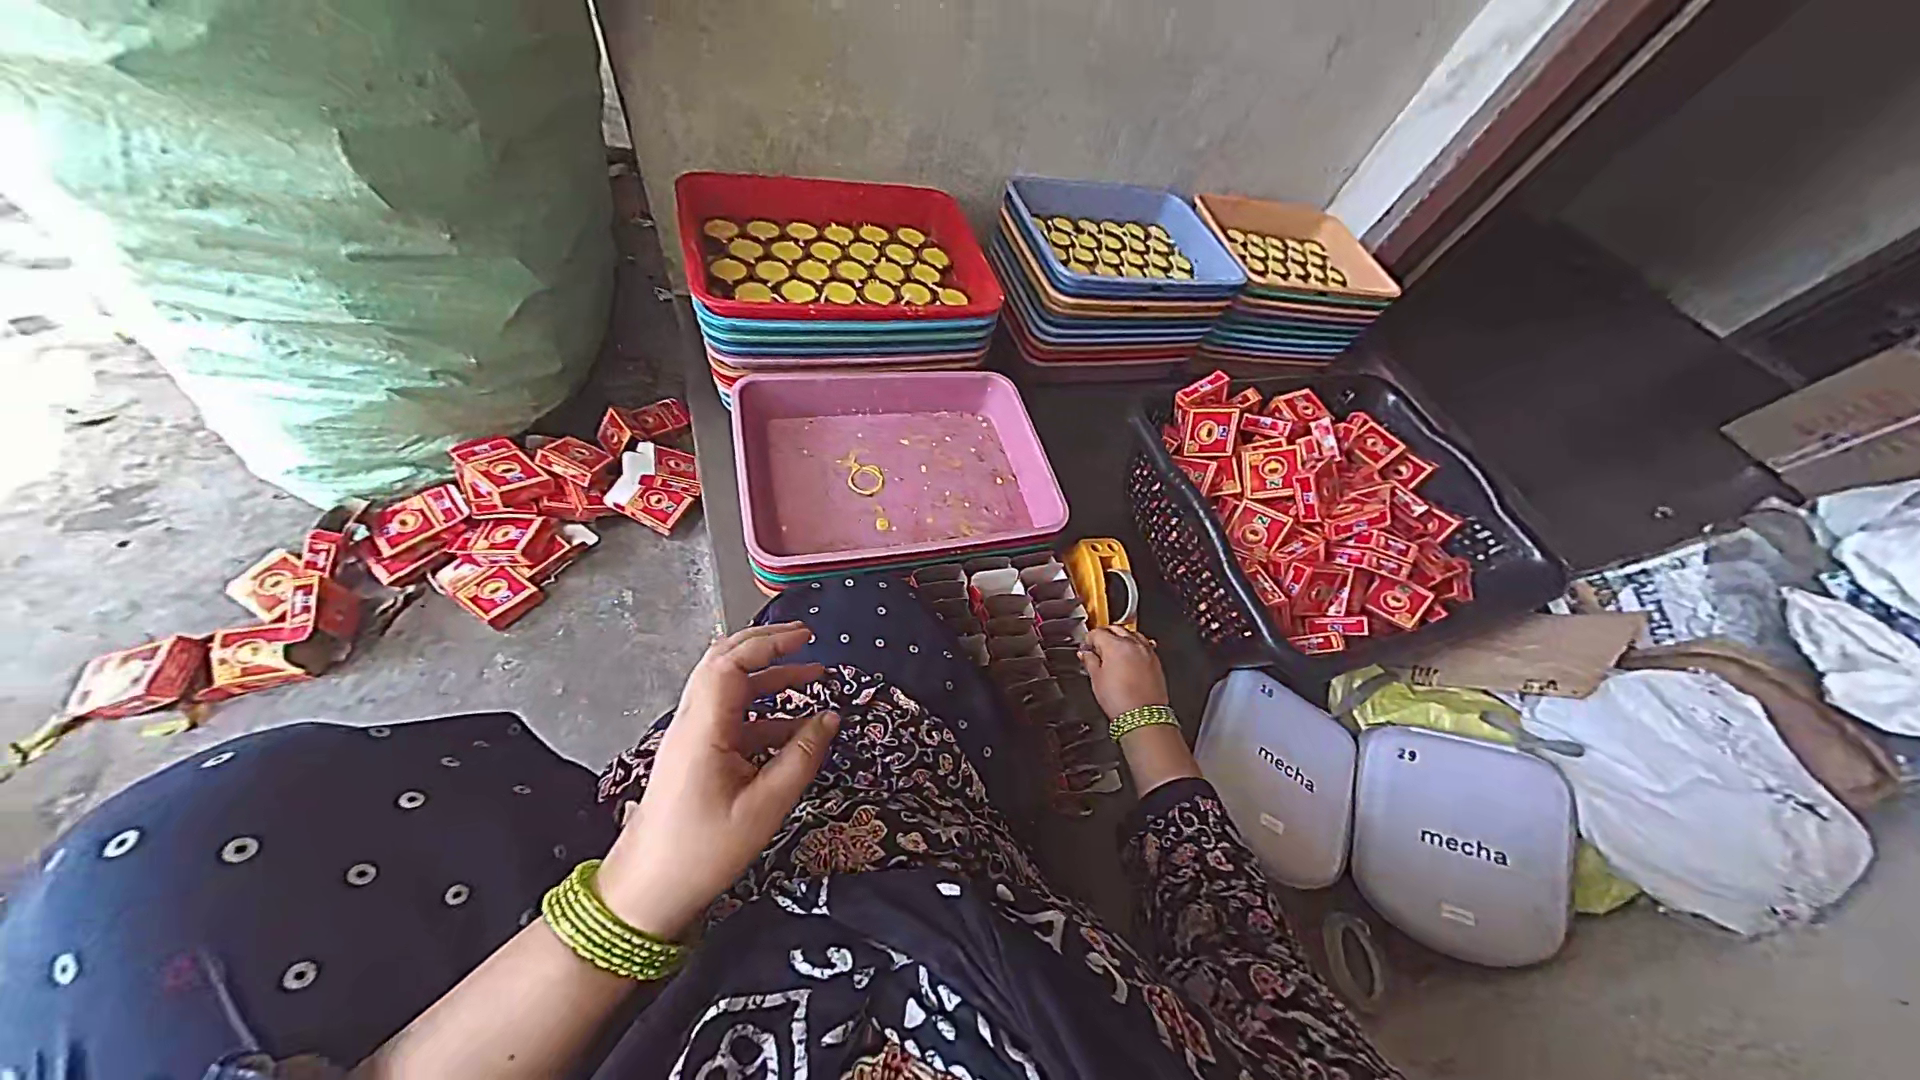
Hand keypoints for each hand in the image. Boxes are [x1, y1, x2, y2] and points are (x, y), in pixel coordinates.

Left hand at [595, 622, 837, 939]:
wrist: (645, 893)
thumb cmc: (701, 852)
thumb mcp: (764, 808)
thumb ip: (801, 758)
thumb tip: (830, 719)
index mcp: (704, 728)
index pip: (731, 663)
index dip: (769, 643)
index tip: (806, 638)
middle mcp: (693, 722)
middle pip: (724, 662)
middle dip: (767, 644)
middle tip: (806, 639)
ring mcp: (692, 736)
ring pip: (729, 687)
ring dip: (769, 676)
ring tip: (812, 677)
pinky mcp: (696, 753)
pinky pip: (732, 716)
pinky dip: (765, 710)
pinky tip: (795, 726)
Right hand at [1079, 625, 1168, 719]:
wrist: (1143, 717)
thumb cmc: (1121, 701)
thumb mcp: (1096, 679)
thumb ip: (1090, 661)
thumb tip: (1086, 654)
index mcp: (1115, 645)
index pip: (1097, 632)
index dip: (1089, 639)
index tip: (1086, 646)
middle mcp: (1133, 644)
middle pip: (1115, 628)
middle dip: (1104, 634)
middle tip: (1097, 646)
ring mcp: (1146, 651)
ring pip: (1131, 634)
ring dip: (1121, 637)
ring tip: (1113, 650)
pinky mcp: (1155, 661)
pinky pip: (1144, 644)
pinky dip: (1135, 645)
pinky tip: (1129, 656)